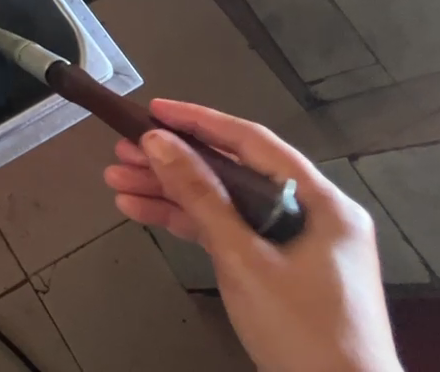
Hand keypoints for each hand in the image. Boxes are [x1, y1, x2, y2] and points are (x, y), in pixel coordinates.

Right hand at [103, 100, 400, 371]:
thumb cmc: (303, 329)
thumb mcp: (243, 258)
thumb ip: (200, 195)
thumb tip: (157, 140)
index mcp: (322, 204)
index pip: (252, 142)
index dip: (199, 121)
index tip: (152, 110)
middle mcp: (310, 214)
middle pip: (230, 171)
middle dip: (171, 161)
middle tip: (122, 150)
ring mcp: (293, 241)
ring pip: (220, 200)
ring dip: (168, 190)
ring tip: (117, 180)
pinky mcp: (276, 266)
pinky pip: (224, 228)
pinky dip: (184, 219)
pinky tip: (140, 210)